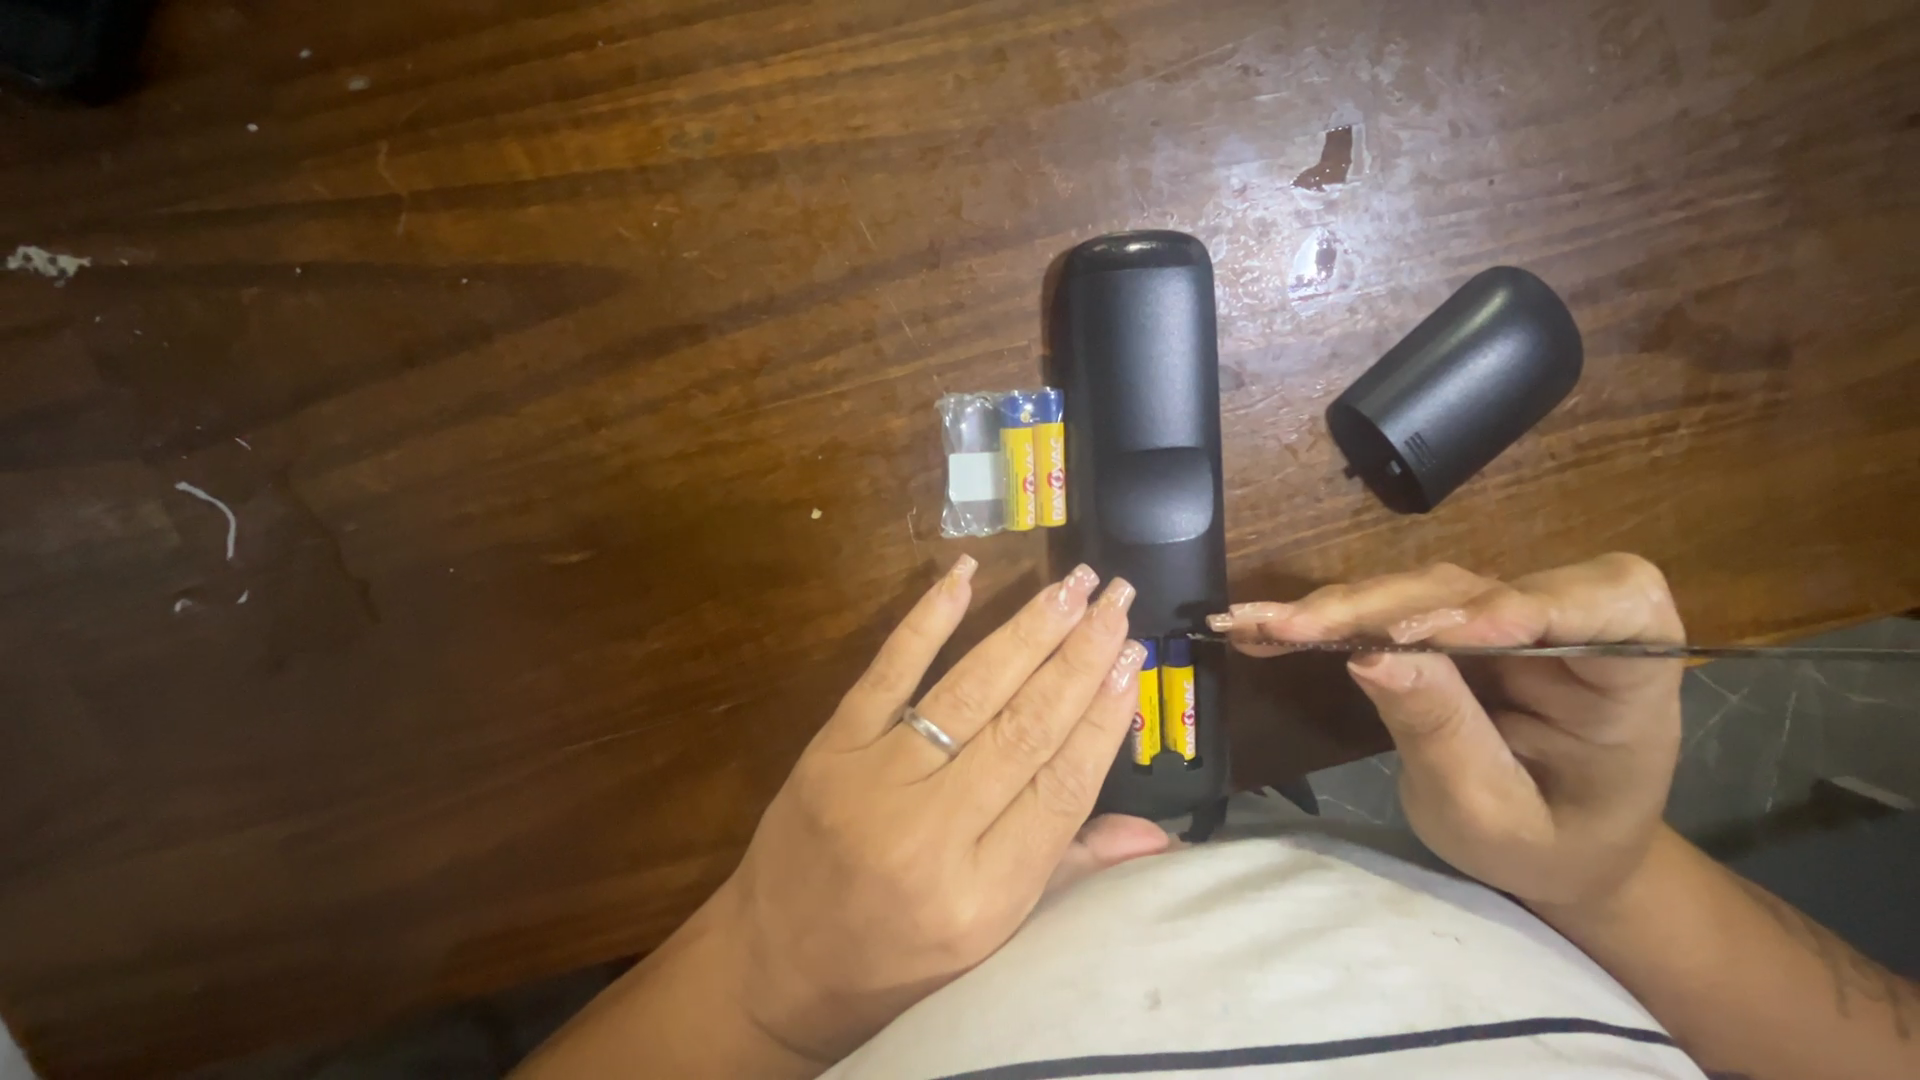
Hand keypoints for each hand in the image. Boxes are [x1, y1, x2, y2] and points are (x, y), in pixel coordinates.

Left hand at [715, 556, 1168, 1065]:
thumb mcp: (989, 941)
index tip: (1134, 659)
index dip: (1103, 719)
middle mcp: (931, 834)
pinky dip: (927, 619)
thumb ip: (1069, 873)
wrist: (773, 964)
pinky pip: (888, 672)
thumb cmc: (894, 961)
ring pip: (968, 692)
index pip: (1062, 788)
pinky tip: (966, 576)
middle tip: (1117, 600)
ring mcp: (874, 780)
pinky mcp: (830, 747)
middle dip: (1078, 657)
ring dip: (1025, 631)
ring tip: (1071, 586)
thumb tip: (1159, 837)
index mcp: (982, 896)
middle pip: (1024, 728)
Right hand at [1210, 554, 1684, 909]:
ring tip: (1261, 625)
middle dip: (1382, 608)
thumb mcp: (1494, 813)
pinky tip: (1263, 627)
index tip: (1457, 630)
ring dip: (1339, 607)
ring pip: (1417, 588)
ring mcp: (1497, 621)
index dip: (1533, 602)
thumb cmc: (1545, 846)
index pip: (1611, 605)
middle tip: (1297, 629)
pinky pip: (1385, 608)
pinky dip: (1324, 617)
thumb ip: (1441, 732)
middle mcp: (1561, 631)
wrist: (1548, 849)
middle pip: (1474, 587)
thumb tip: (1370, 655)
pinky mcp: (1446, 626)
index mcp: (1623, 681)